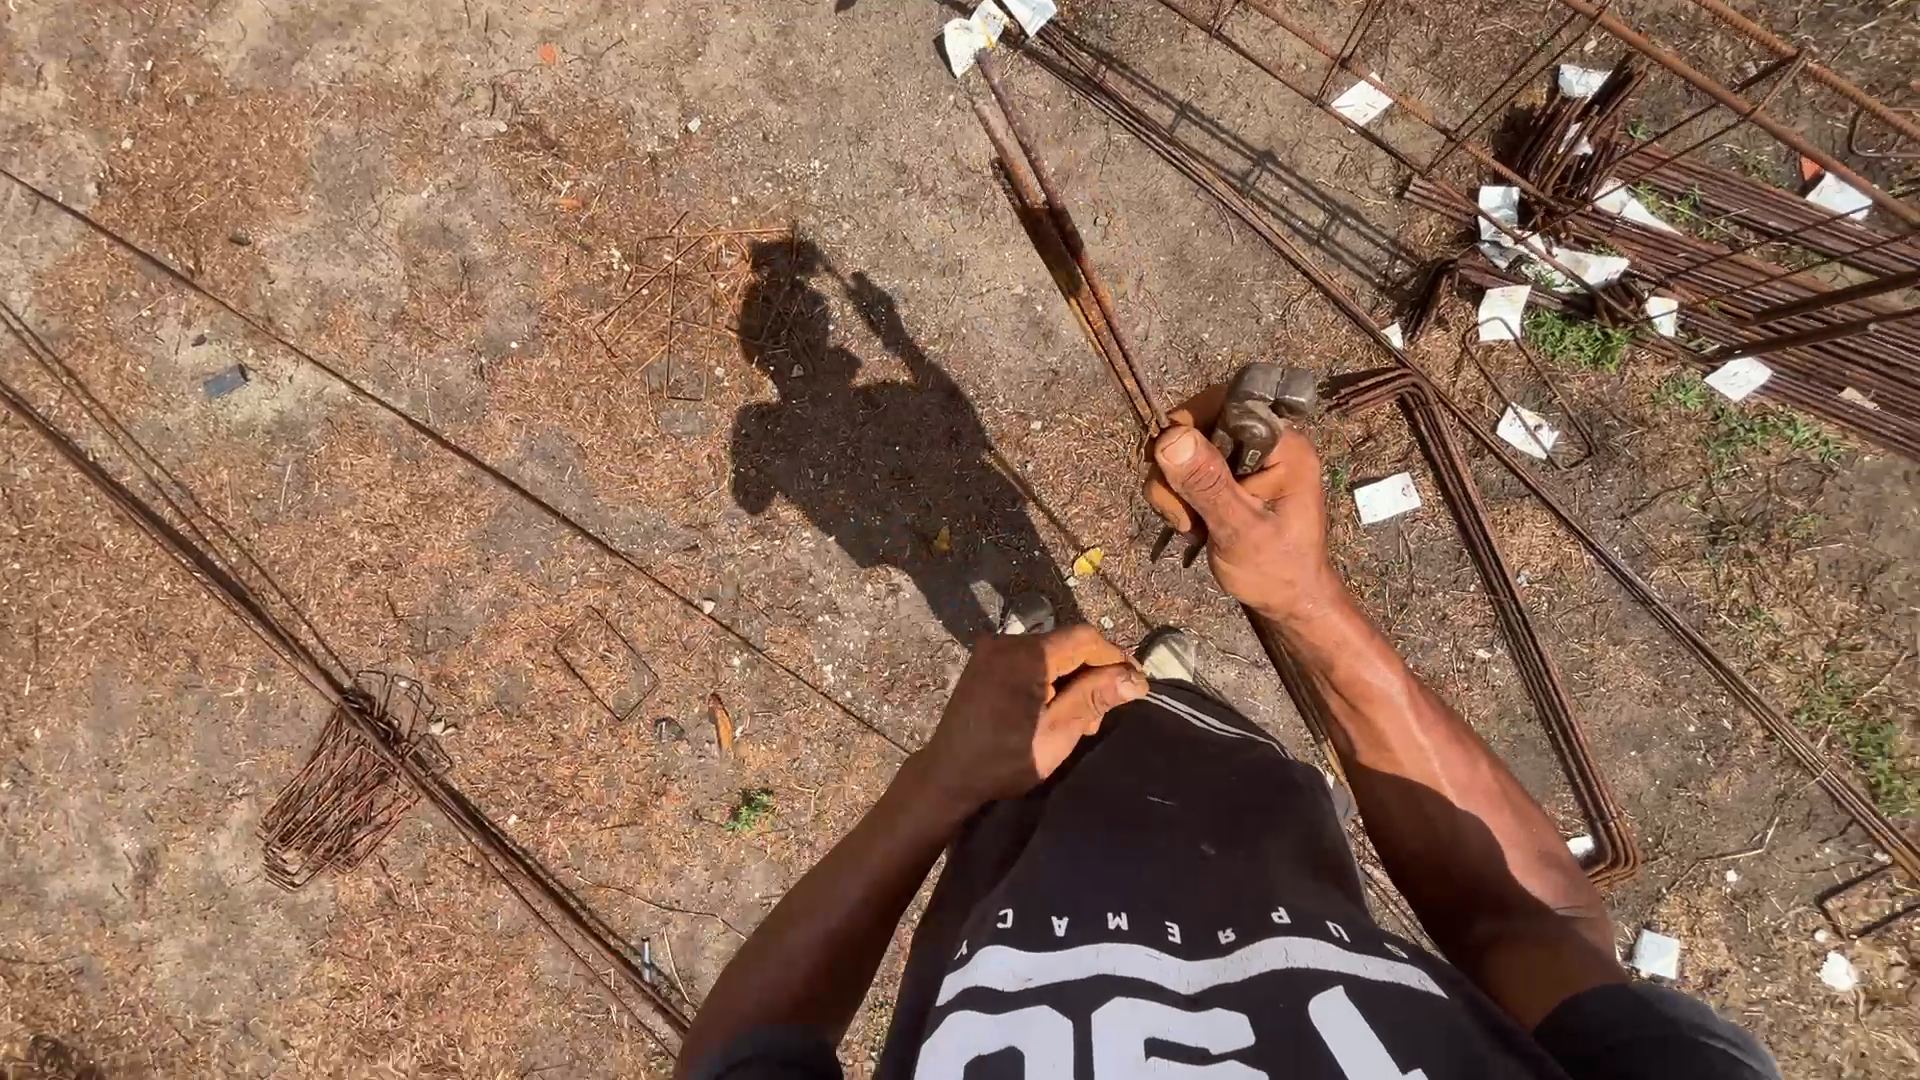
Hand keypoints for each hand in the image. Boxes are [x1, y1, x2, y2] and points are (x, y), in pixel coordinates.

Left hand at [916, 625, 1146, 809]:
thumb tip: (1135, 679)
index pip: (1084, 638)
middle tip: (1104, 712)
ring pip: (1050, 652)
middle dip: (1093, 672)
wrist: (949, 774)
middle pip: (1067, 643)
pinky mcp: (984, 663)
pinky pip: (1029, 660)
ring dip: (1071, 678)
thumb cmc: (1006, 759)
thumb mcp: (1058, 731)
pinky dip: (1049, 677)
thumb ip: (1094, 697)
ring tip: (1081, 717)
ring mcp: (992, 651)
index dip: (1115, 658)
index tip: (1135, 685)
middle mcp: (1007, 642)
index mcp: (1027, 654)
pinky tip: (1055, 707)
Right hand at [1143, 384, 1339, 624]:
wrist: (1288, 602)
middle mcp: (1262, 444)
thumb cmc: (1277, 571)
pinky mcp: (1225, 479)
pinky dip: (1176, 497)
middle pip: (1197, 425)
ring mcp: (1241, 462)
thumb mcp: (1240, 529)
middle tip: (1183, 512)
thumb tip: (1170, 438)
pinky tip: (1191, 525)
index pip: (1227, 403)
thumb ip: (1207, 483)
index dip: (1191, 424)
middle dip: (1176, 467)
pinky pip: (1183, 471)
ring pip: (1182, 450)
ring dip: (1173, 489)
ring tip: (1192, 527)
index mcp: (1282, 445)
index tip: (1171, 463)